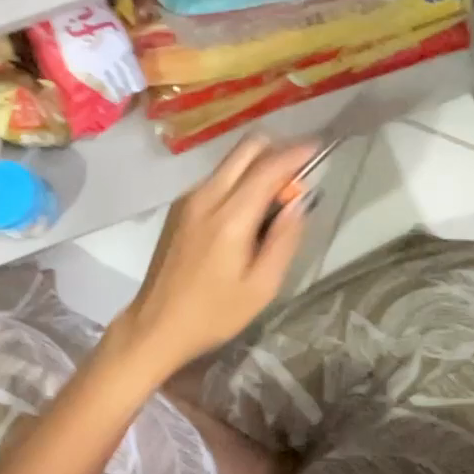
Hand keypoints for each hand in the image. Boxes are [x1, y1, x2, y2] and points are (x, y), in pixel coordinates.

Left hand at [104, 136, 316, 381]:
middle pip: (246, 148)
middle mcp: (206, 197)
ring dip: (258, 166)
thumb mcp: (262, 287)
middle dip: (277, 150)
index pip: (268, 166)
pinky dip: (240, 180)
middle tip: (298, 175)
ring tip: (277, 199)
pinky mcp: (179, 207)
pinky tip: (249, 212)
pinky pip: (217, 178)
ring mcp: (188, 199)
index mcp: (229, 217)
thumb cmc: (213, 314)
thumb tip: (299, 201)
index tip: (318, 148)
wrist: (155, 325)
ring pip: (231, 161)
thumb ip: (284, 239)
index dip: (297, 153)